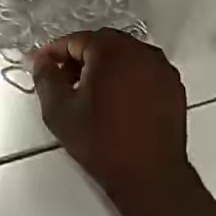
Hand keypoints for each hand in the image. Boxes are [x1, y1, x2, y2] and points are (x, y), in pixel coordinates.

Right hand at [31, 29, 192, 196]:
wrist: (149, 176)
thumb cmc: (101, 143)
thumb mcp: (59, 111)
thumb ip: (46, 78)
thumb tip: (42, 62)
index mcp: (113, 53)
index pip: (77, 39)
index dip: (55, 51)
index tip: (41, 65)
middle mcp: (142, 53)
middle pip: (103, 43)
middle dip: (79, 56)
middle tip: (61, 78)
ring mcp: (162, 69)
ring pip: (125, 56)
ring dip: (103, 66)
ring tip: (86, 91)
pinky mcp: (174, 87)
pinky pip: (143, 70)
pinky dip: (125, 77)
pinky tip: (113, 101)